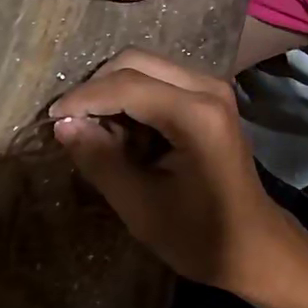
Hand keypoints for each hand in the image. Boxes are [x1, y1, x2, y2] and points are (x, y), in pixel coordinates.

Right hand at [51, 49, 296, 296]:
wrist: (256, 246)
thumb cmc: (201, 236)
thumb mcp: (142, 208)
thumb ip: (100, 161)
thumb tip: (63, 125)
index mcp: (197, 114)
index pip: (127, 85)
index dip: (84, 98)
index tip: (51, 117)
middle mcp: (207, 87)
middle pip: (135, 61)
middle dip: (97, 88)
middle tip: (73, 124)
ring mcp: (211, 86)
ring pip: (145, 66)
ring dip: (114, 92)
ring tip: (99, 135)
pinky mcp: (208, 94)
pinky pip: (158, 79)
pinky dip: (133, 98)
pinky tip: (125, 134)